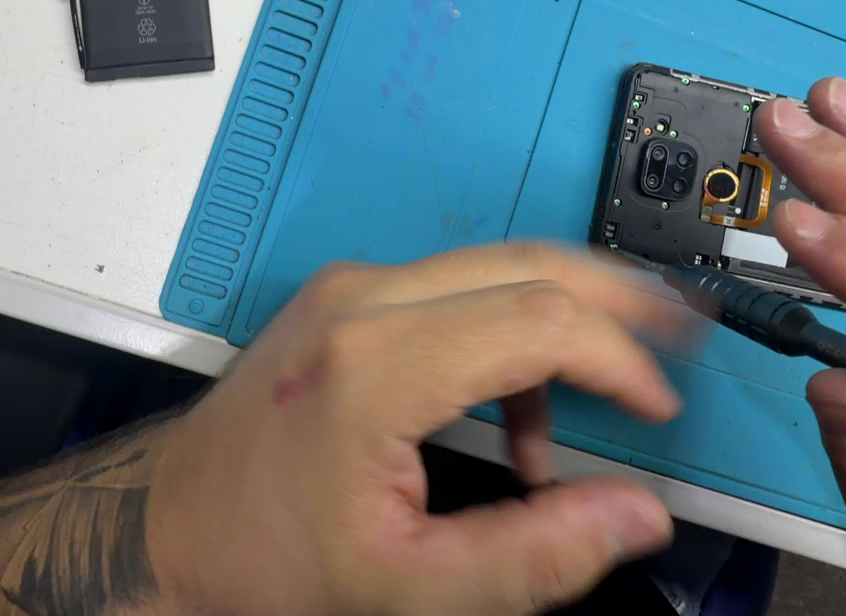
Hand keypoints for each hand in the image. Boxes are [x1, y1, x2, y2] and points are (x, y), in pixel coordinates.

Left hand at [142, 244, 684, 615]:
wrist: (168, 522)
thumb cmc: (264, 560)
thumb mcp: (410, 591)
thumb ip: (538, 554)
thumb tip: (634, 513)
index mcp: (377, 362)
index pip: (536, 317)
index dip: (618, 356)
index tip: (658, 405)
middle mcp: (364, 297)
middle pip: (523, 262)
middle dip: (614, 294)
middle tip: (677, 330)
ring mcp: (352, 286)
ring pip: (493, 266)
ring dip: (557, 321)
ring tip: (567, 422)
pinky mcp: (347, 294)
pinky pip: (453, 287)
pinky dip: (503, 331)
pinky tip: (502, 409)